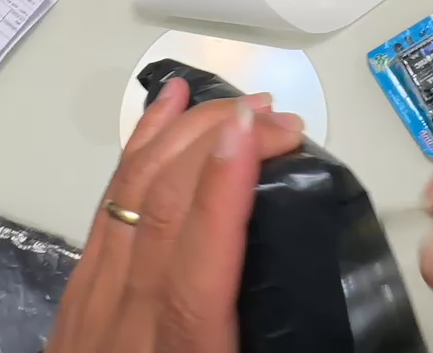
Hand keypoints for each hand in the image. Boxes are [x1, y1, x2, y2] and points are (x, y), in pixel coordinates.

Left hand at [49, 77, 305, 352]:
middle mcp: (121, 328)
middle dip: (218, 144)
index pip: (192, 279)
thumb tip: (353, 331)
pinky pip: (109, 200)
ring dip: (185, 133)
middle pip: (158, 213)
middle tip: (279, 118)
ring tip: (238, 104)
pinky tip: (166, 107)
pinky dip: (141, 143)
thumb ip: (287, 346)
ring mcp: (90, 300)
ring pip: (129, 193)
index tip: (258, 131)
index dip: (223, 196)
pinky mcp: (78, 285)